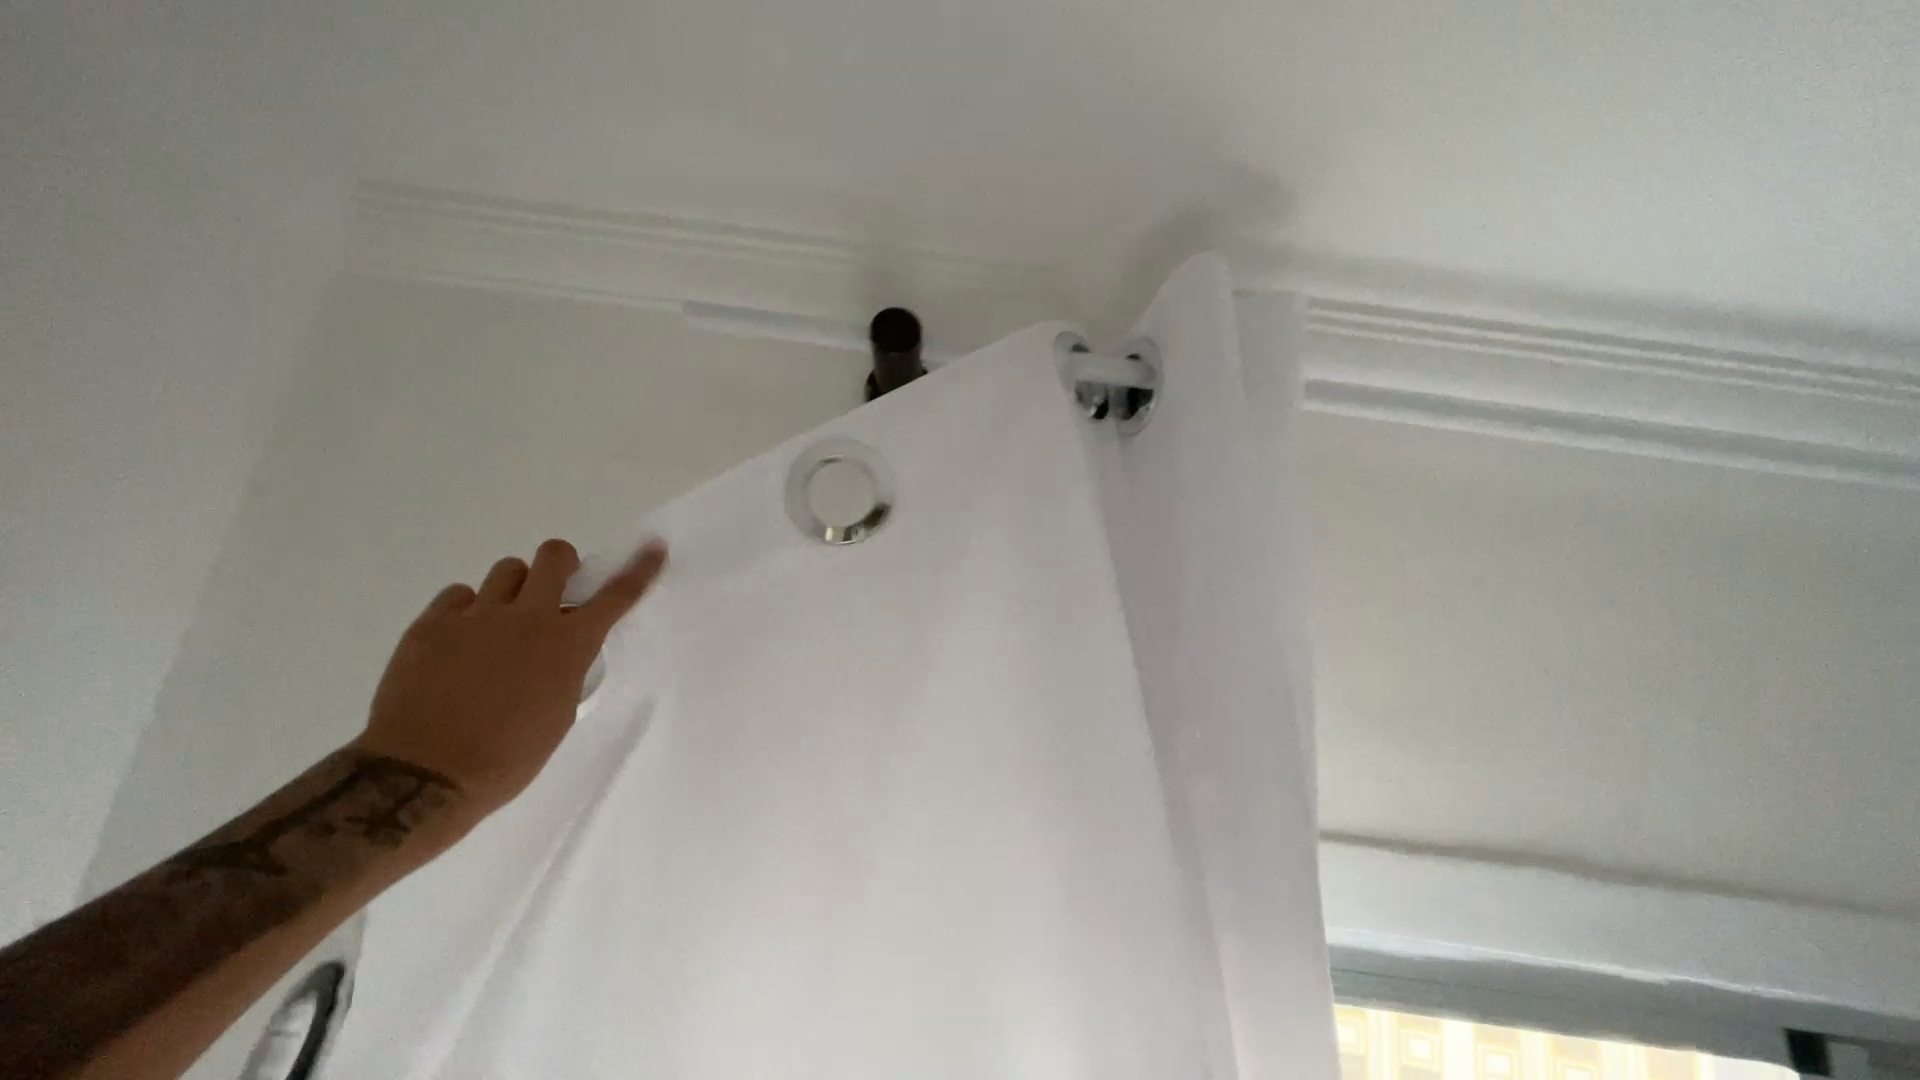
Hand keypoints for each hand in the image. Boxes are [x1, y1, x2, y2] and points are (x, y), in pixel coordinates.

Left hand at [355, 538, 667, 826]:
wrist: (426, 774)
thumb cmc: (508, 758)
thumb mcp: (558, 714)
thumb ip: (564, 670)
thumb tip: (557, 652)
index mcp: (568, 645)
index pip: (616, 596)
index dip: (639, 569)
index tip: (653, 549)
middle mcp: (528, 618)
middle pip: (554, 557)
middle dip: (563, 564)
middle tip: (556, 586)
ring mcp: (476, 616)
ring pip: (507, 570)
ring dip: (515, 589)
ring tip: (501, 621)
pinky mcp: (431, 624)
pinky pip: (458, 595)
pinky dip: (467, 609)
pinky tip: (459, 639)